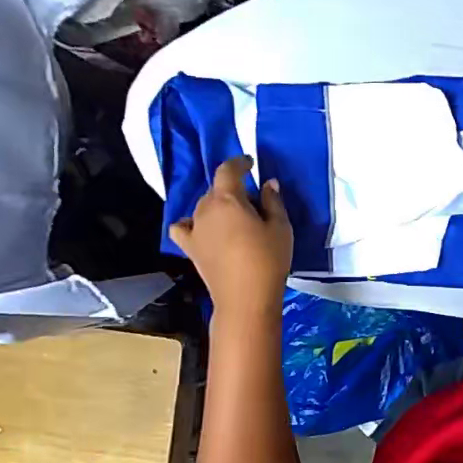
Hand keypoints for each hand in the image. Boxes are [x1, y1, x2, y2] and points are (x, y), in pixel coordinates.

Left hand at [169, 156, 293, 315]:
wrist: (246, 299)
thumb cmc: (268, 260)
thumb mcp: (280, 227)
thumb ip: (273, 201)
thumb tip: (268, 184)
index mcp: (227, 199)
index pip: (228, 170)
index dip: (239, 163)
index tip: (249, 164)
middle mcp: (205, 208)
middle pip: (216, 190)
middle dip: (233, 190)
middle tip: (253, 203)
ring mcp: (194, 229)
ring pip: (203, 207)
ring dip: (216, 207)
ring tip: (234, 220)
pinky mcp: (190, 248)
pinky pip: (182, 228)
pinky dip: (191, 224)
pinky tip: (202, 230)